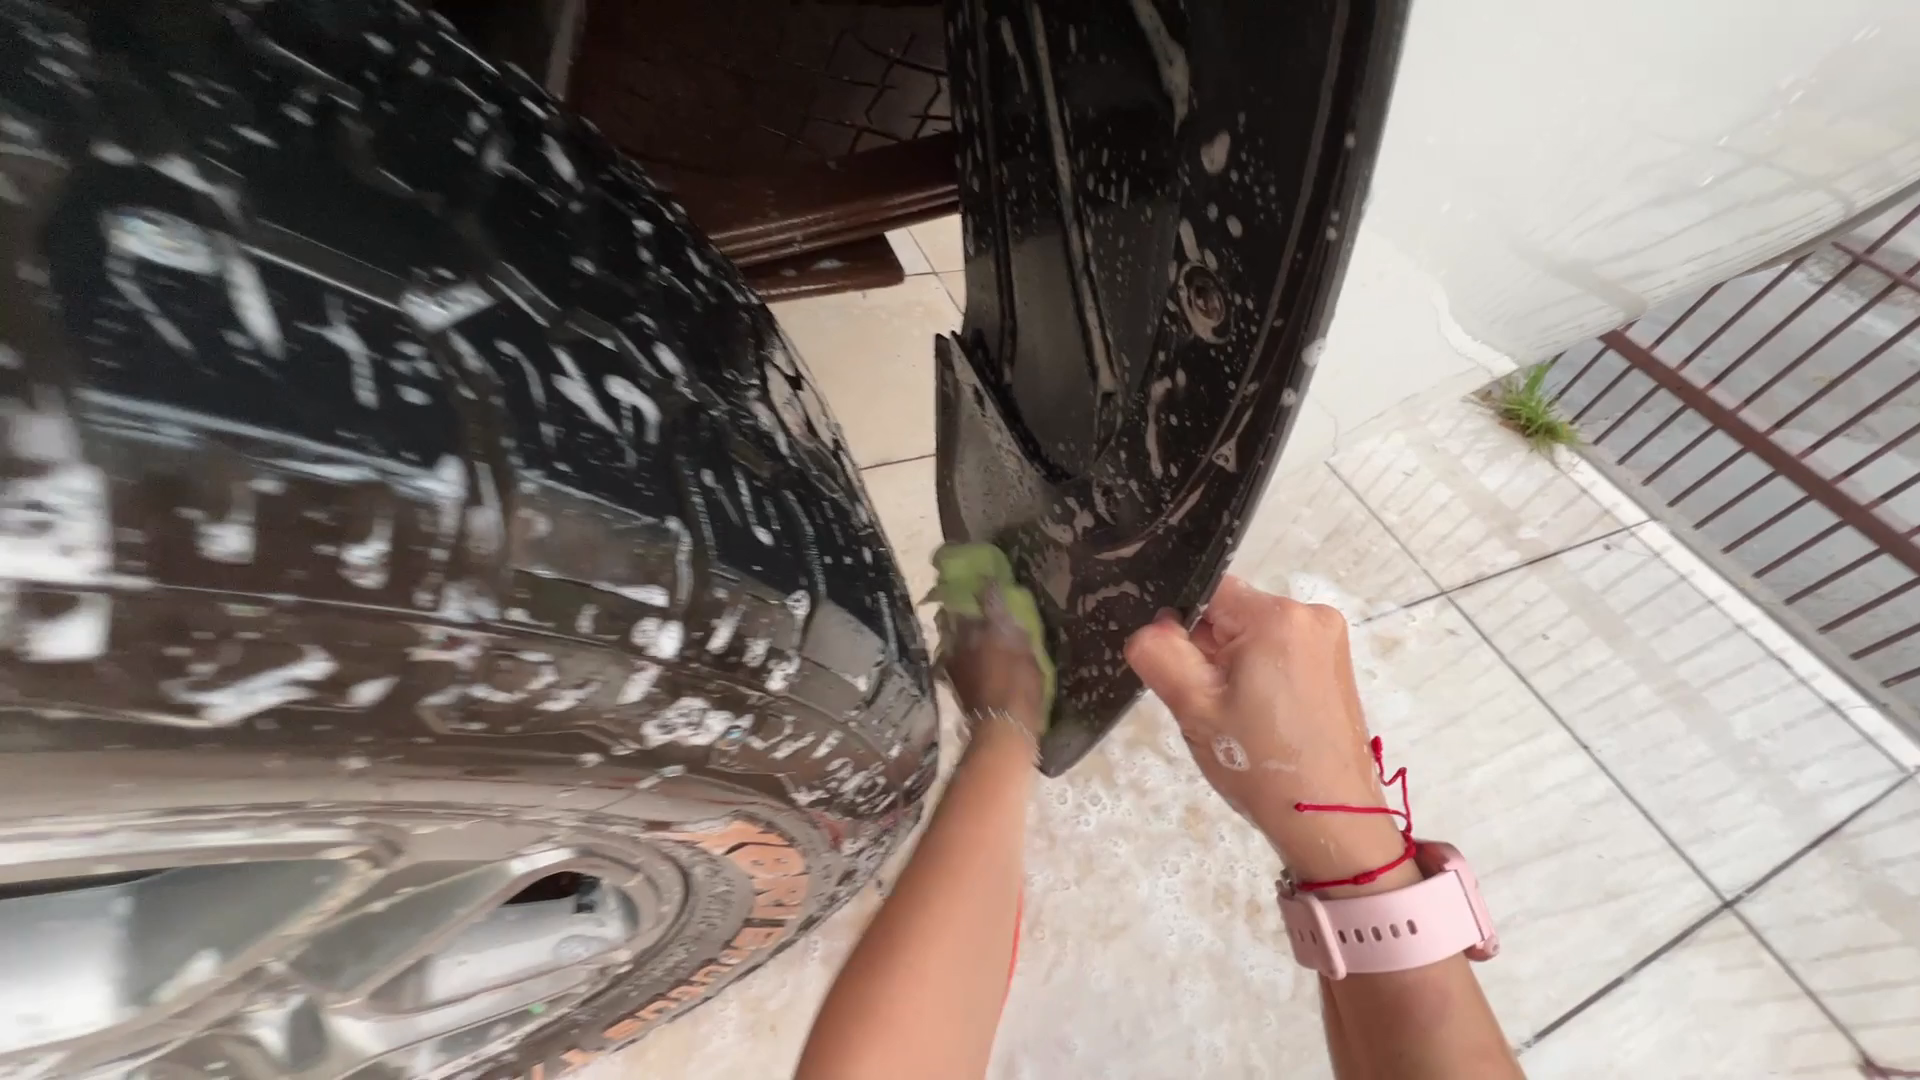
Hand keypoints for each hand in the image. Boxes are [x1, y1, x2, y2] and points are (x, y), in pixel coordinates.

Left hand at [937, 585, 1046, 741]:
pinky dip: (953, 648)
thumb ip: (1019, 638)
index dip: (988, 587)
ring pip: (951, 630)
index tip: (987, 579)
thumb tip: (1011, 623)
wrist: (1001, 725)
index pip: (990, 597)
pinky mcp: (950, 672)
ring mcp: (957, 653)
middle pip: (962, 612)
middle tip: (967, 602)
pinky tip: (957, 651)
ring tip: (958, 624)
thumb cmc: (1025, 692)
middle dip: (963, 605)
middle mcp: (971, 635)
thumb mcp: (1032, 661)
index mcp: (995, 627)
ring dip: (954, 625)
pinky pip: (949, 651)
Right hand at [1123, 576, 1405, 883]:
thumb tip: (1154, 625)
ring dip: (1230, 666)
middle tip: (1209, 703)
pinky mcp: (1334, 665)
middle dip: (1208, 651)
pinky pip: (1275, 651)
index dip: (1181, 629)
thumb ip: (1157, 651)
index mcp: (1277, 616)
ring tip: (1235, 715)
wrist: (1329, 821)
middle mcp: (1310, 614)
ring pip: (1250, 635)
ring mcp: (1328, 640)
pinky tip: (1257, 715)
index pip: (1205, 593)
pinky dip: (1256, 675)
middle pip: (1229, 614)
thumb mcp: (1192, 705)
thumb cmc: (1259, 762)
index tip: (1186, 673)